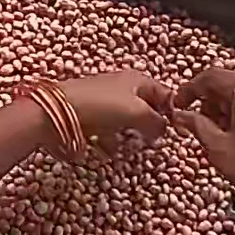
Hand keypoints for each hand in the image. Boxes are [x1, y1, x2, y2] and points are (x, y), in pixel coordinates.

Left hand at [57, 71, 172, 151]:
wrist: (56, 113)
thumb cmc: (101, 106)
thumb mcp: (137, 112)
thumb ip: (157, 122)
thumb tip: (164, 130)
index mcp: (136, 80)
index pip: (164, 92)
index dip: (173, 109)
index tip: (178, 130)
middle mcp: (121, 88)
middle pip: (144, 107)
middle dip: (151, 125)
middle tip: (156, 142)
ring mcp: (103, 103)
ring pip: (125, 121)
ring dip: (130, 135)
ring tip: (135, 150)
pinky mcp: (88, 118)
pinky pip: (106, 132)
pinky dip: (110, 143)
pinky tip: (111, 154)